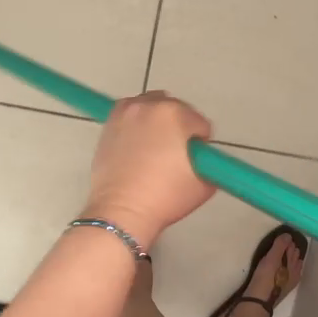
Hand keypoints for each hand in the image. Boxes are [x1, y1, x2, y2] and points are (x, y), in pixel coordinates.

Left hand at [81, 91, 214, 246]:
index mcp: (175, 115)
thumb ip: (209, 164)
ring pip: (150, 108)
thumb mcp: (204, 185)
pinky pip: (129, 115)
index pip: (200, 123)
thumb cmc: (164, 197)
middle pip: (175, 110)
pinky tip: (137, 145)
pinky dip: (136, 124)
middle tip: (175, 156)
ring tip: (155, 149)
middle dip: (179, 128)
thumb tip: (201, 159)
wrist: (122, 211)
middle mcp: (149, 105)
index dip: (200, 144)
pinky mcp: (108, 125)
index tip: (194, 160)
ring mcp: (125, 113)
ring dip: (157, 122)